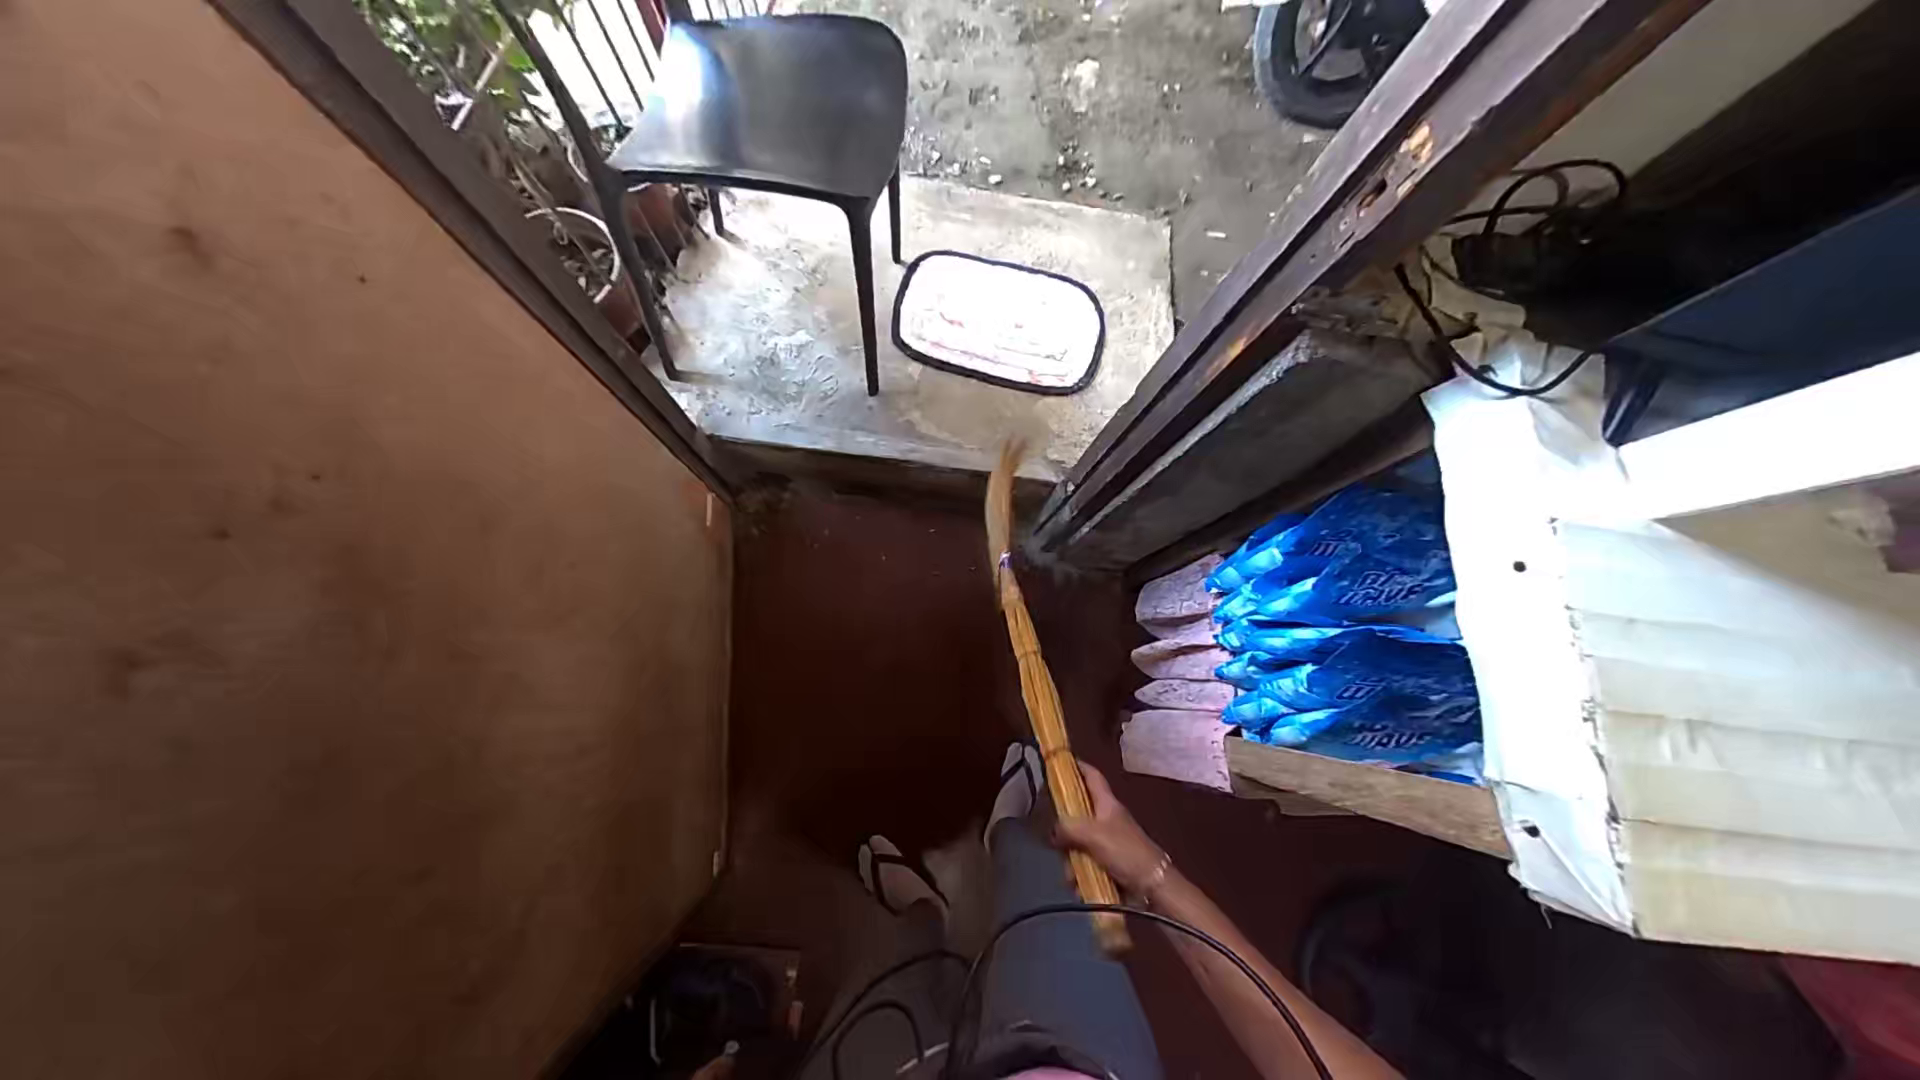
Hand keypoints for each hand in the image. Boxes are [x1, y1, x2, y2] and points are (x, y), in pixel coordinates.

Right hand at [1053, 760, 1169, 894]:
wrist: (1154, 886)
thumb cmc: (1126, 852)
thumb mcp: (1093, 834)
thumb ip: (1069, 828)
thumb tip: (1051, 832)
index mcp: (1107, 803)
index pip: (1091, 775)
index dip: (1076, 766)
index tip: (1057, 763)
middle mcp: (1106, 818)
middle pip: (1078, 812)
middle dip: (1064, 829)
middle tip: (1053, 838)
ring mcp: (1108, 841)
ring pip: (1078, 842)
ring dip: (1070, 858)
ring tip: (1070, 874)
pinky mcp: (1108, 863)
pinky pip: (1085, 862)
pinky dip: (1079, 873)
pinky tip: (1078, 885)